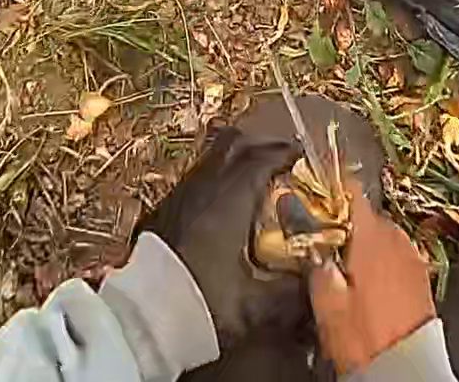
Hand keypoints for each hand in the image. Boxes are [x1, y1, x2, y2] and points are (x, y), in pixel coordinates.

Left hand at [136, 127, 303, 346]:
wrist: (142, 316)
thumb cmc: (200, 303)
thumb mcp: (252, 306)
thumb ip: (290, 294)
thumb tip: (316, 286)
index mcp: (231, 197)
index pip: (262, 158)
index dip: (285, 153)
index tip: (302, 155)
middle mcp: (207, 183)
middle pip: (237, 142)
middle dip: (263, 143)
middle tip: (282, 156)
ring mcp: (184, 189)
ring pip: (215, 152)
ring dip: (239, 153)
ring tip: (256, 170)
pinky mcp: (169, 202)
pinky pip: (200, 170)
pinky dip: (220, 170)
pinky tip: (226, 196)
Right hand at [309, 191, 435, 374]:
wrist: (407, 372)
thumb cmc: (368, 338)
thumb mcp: (329, 305)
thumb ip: (318, 268)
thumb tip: (315, 252)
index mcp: (371, 235)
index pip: (353, 193)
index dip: (335, 187)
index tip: (323, 184)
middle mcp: (396, 238)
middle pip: (367, 216)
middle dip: (349, 226)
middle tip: (330, 243)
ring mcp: (412, 257)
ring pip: (383, 236)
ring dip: (368, 244)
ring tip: (351, 270)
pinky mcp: (422, 277)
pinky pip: (397, 255)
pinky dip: (384, 261)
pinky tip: (373, 285)